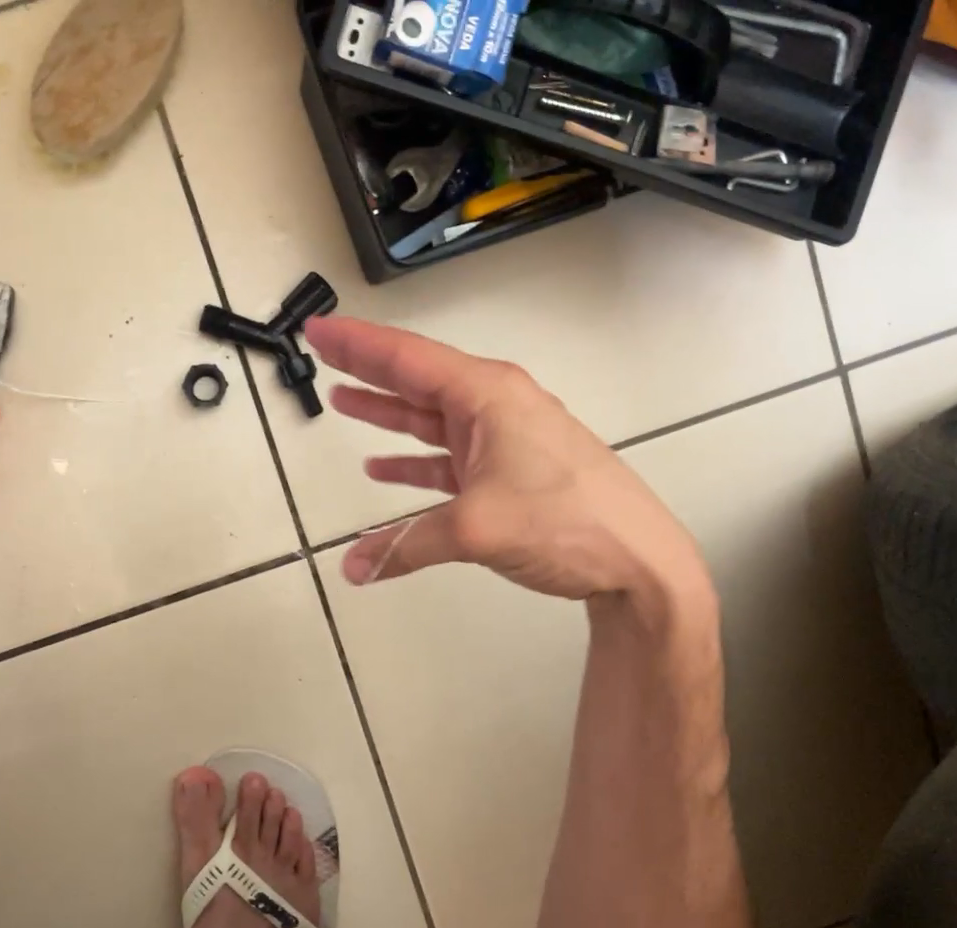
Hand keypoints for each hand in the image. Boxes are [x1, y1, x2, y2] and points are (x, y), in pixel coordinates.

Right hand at [310, 316, 711, 603]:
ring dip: (387, 414)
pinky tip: (383, 468)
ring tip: (342, 402)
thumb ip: (406, 544)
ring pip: (430, 419)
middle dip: (367, 368)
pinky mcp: (507, 474)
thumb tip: (352, 568)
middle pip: (417, 380)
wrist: (637, 561)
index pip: (409, 358)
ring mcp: (503, 440)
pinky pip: (447, 459)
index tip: (319, 329)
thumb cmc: (566, 522)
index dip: (358, 344)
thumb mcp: (477, 529)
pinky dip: (414, 461)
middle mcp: (494, 407)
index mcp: (488, 395)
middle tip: (321, 352)